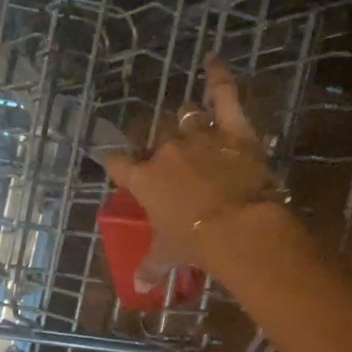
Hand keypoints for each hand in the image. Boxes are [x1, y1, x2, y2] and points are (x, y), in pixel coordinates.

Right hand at [101, 56, 279, 284]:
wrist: (239, 228)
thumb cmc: (195, 243)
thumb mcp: (167, 255)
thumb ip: (151, 267)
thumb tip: (139, 288)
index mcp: (141, 180)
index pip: (115, 162)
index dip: (112, 160)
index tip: (112, 162)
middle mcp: (164, 152)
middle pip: (150, 134)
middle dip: (151, 139)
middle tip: (158, 149)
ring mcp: (199, 137)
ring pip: (183, 116)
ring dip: (182, 119)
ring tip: (184, 121)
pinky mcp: (234, 130)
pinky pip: (224, 96)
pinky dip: (220, 78)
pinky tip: (214, 63)